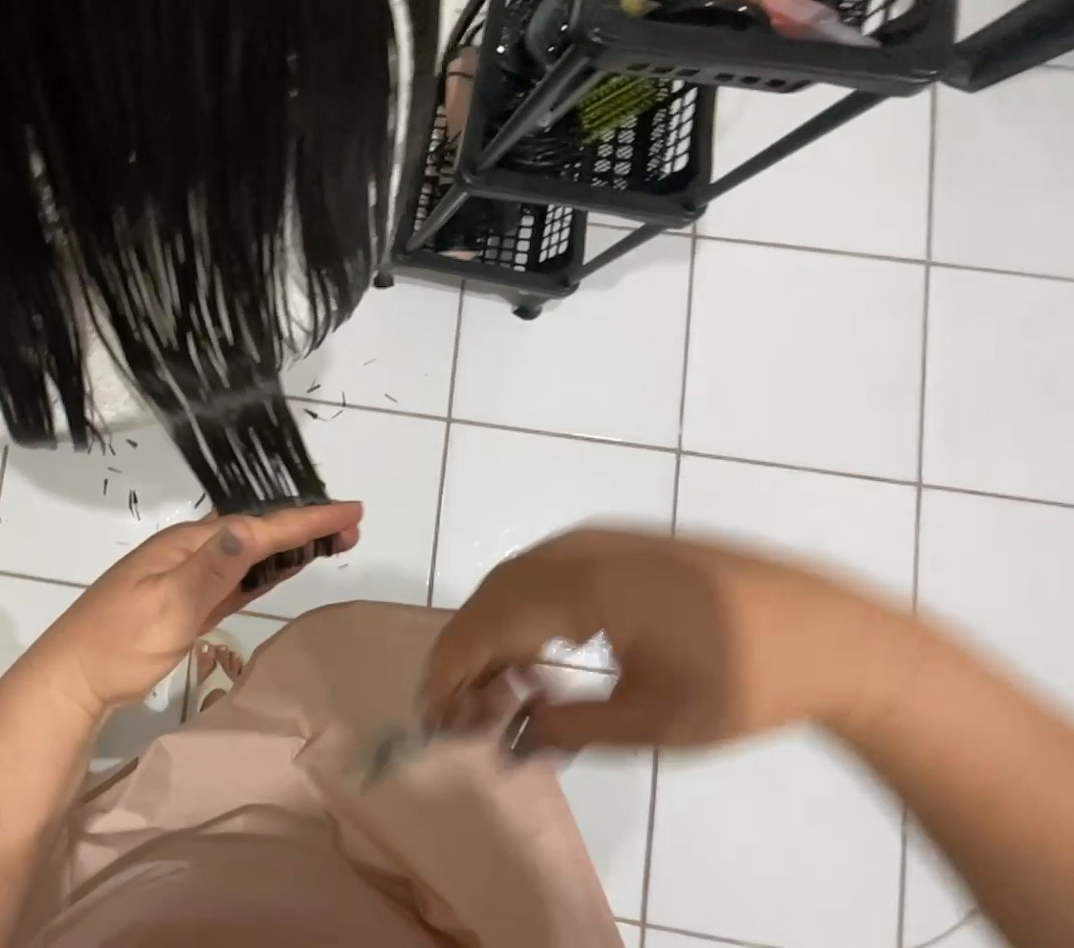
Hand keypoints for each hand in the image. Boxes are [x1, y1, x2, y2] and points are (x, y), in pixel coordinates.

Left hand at [26, 502, 362, 717]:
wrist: (75, 678)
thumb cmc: (120, 643)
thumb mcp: (169, 605)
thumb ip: (211, 568)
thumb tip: (248, 526)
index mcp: (186, 545)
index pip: (256, 528)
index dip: (304, 521)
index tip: (350, 512)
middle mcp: (188, 552)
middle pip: (255, 534)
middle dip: (302, 529)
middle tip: (351, 530)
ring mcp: (185, 577)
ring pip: (246, 555)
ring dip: (286, 548)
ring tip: (329, 545)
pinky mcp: (186, 603)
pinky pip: (234, 579)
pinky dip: (261, 572)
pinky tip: (279, 571)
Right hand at [423, 529, 922, 750]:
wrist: (835, 636)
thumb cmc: (748, 683)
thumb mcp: (660, 722)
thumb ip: (574, 725)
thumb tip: (513, 731)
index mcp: (587, 588)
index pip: (490, 622)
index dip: (453, 664)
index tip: (434, 706)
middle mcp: (580, 551)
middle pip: (492, 595)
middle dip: (468, 648)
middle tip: (462, 701)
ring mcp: (597, 540)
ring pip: (514, 580)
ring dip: (494, 629)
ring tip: (503, 683)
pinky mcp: (616, 543)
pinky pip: (543, 571)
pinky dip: (523, 611)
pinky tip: (543, 649)